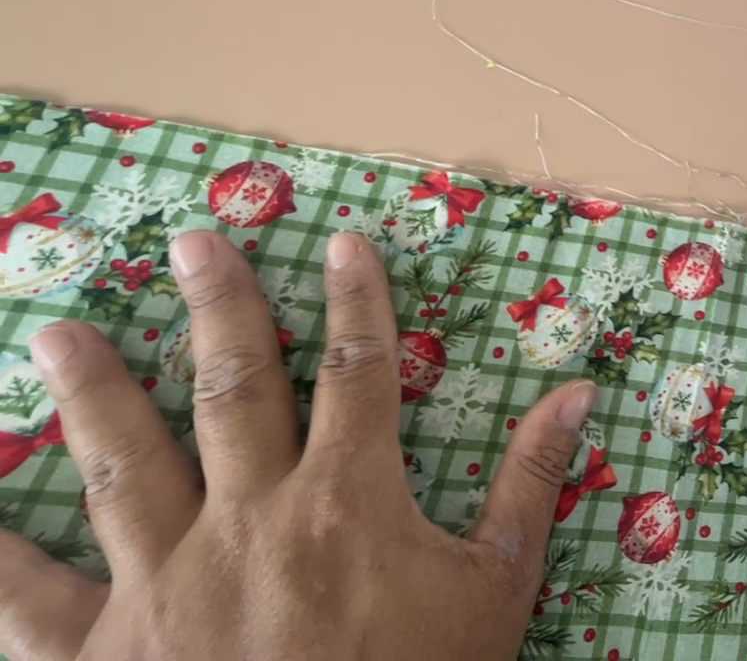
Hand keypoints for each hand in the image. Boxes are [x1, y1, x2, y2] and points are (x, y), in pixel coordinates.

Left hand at [0, 230, 595, 660]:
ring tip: (61, 328)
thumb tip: (578, 391)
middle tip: (193, 241)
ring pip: (120, 466)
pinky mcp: (90, 656)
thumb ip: (533, 477)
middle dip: (217, 309)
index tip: (342, 241)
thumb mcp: (501, 579)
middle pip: (233, 390)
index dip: (356, 299)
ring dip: (93, 391)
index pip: (358, 369)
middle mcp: (248, 517)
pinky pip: (20, 602)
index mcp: (348, 495)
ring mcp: (158, 585)